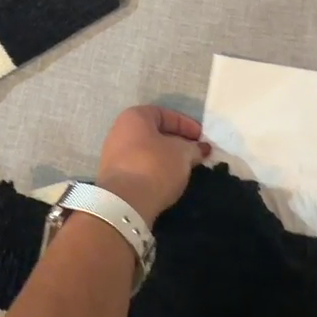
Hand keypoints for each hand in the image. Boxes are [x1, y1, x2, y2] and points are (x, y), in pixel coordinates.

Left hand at [94, 105, 211, 225]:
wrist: (124, 202)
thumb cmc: (154, 166)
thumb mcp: (182, 153)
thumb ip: (193, 148)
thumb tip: (199, 149)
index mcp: (134, 117)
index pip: (165, 114)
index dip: (186, 125)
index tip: (202, 139)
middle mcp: (120, 131)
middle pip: (155, 133)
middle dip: (177, 143)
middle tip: (196, 154)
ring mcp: (114, 154)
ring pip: (147, 152)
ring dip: (167, 158)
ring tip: (185, 169)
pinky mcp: (115, 176)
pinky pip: (140, 167)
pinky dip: (156, 171)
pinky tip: (168, 181)